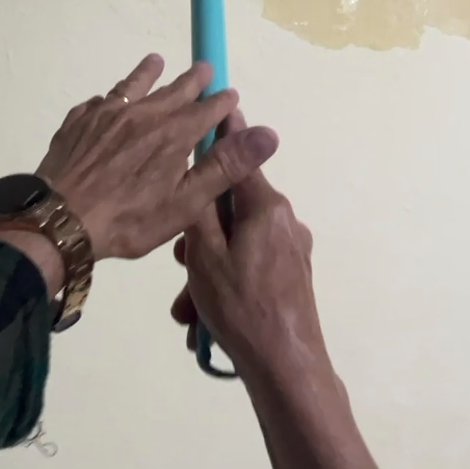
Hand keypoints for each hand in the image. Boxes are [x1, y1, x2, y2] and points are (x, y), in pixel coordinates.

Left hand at [35, 55, 279, 262]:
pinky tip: (107, 100)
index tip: (230, 92)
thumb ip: (224, 166)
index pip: (205, 110)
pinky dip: (110, 98)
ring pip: (132, 86)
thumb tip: (267, 134)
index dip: (220, 101)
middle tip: (203, 69)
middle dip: (191, 80)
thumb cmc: (129, 220)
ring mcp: (106, 115)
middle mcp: (141, 115)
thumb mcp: (185, 203)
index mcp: (172, 135)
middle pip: (172, 91)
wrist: (62, 219)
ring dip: (148, 73)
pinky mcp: (78, 122)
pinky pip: (99, 102)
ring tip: (156, 61)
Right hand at [169, 111, 324, 374]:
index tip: (215, 100)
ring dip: (206, 265)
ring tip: (187, 306)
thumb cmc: (240, 305)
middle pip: (230, 206)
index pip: (238, 155)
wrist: (286, 368)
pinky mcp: (292, 273)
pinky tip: (205, 316)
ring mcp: (291, 248)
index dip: (222, 130)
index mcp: (264, 207)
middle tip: (177, 265)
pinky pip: (249, 262)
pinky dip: (225, 279)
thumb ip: (199, 205)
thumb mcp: (203, 253)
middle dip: (198, 232)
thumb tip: (205, 164)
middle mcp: (283, 219)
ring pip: (235, 239)